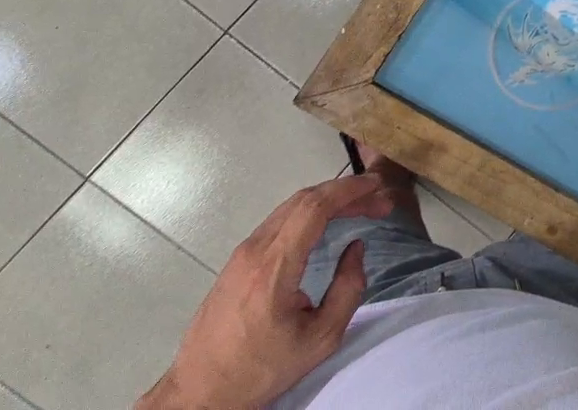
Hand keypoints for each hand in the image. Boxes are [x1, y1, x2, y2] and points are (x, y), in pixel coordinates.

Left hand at [140, 175, 400, 409]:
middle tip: (378, 201)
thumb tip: (356, 247)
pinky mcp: (237, 261)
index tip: (377, 187)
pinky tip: (327, 224)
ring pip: (291, 207)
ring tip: (360, 209)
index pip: (314, 208)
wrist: (199, 393)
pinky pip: (279, 221)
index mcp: (273, 268)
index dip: (349, 190)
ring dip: (328, 201)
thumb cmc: (262, 369)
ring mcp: (242, 253)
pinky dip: (310, 213)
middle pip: (304, 200)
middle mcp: (254, 250)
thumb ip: (348, 289)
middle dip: (346, 193)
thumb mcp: (320, 339)